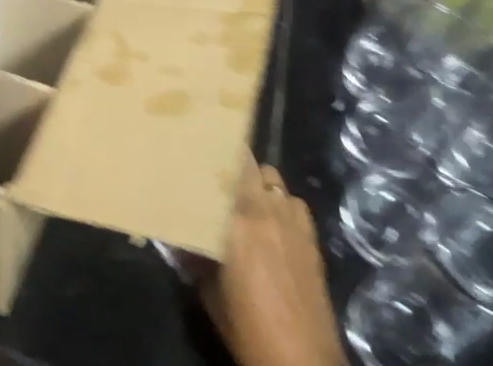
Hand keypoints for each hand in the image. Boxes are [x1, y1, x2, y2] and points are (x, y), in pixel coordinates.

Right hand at [203, 164, 348, 365]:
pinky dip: (281, 203)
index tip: (194, 149)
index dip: (213, 151)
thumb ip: (195, 256)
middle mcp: (265, 210)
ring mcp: (293, 220)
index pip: (225, 167)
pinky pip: (293, 202)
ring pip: (273, 178)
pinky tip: (273, 222)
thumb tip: (181, 239)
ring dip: (258, 181)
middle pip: (251, 163)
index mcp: (235, 221)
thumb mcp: (209, 293)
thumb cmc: (246, 327)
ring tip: (244, 197)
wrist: (301, 358)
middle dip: (234, 160)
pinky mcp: (311, 235)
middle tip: (216, 169)